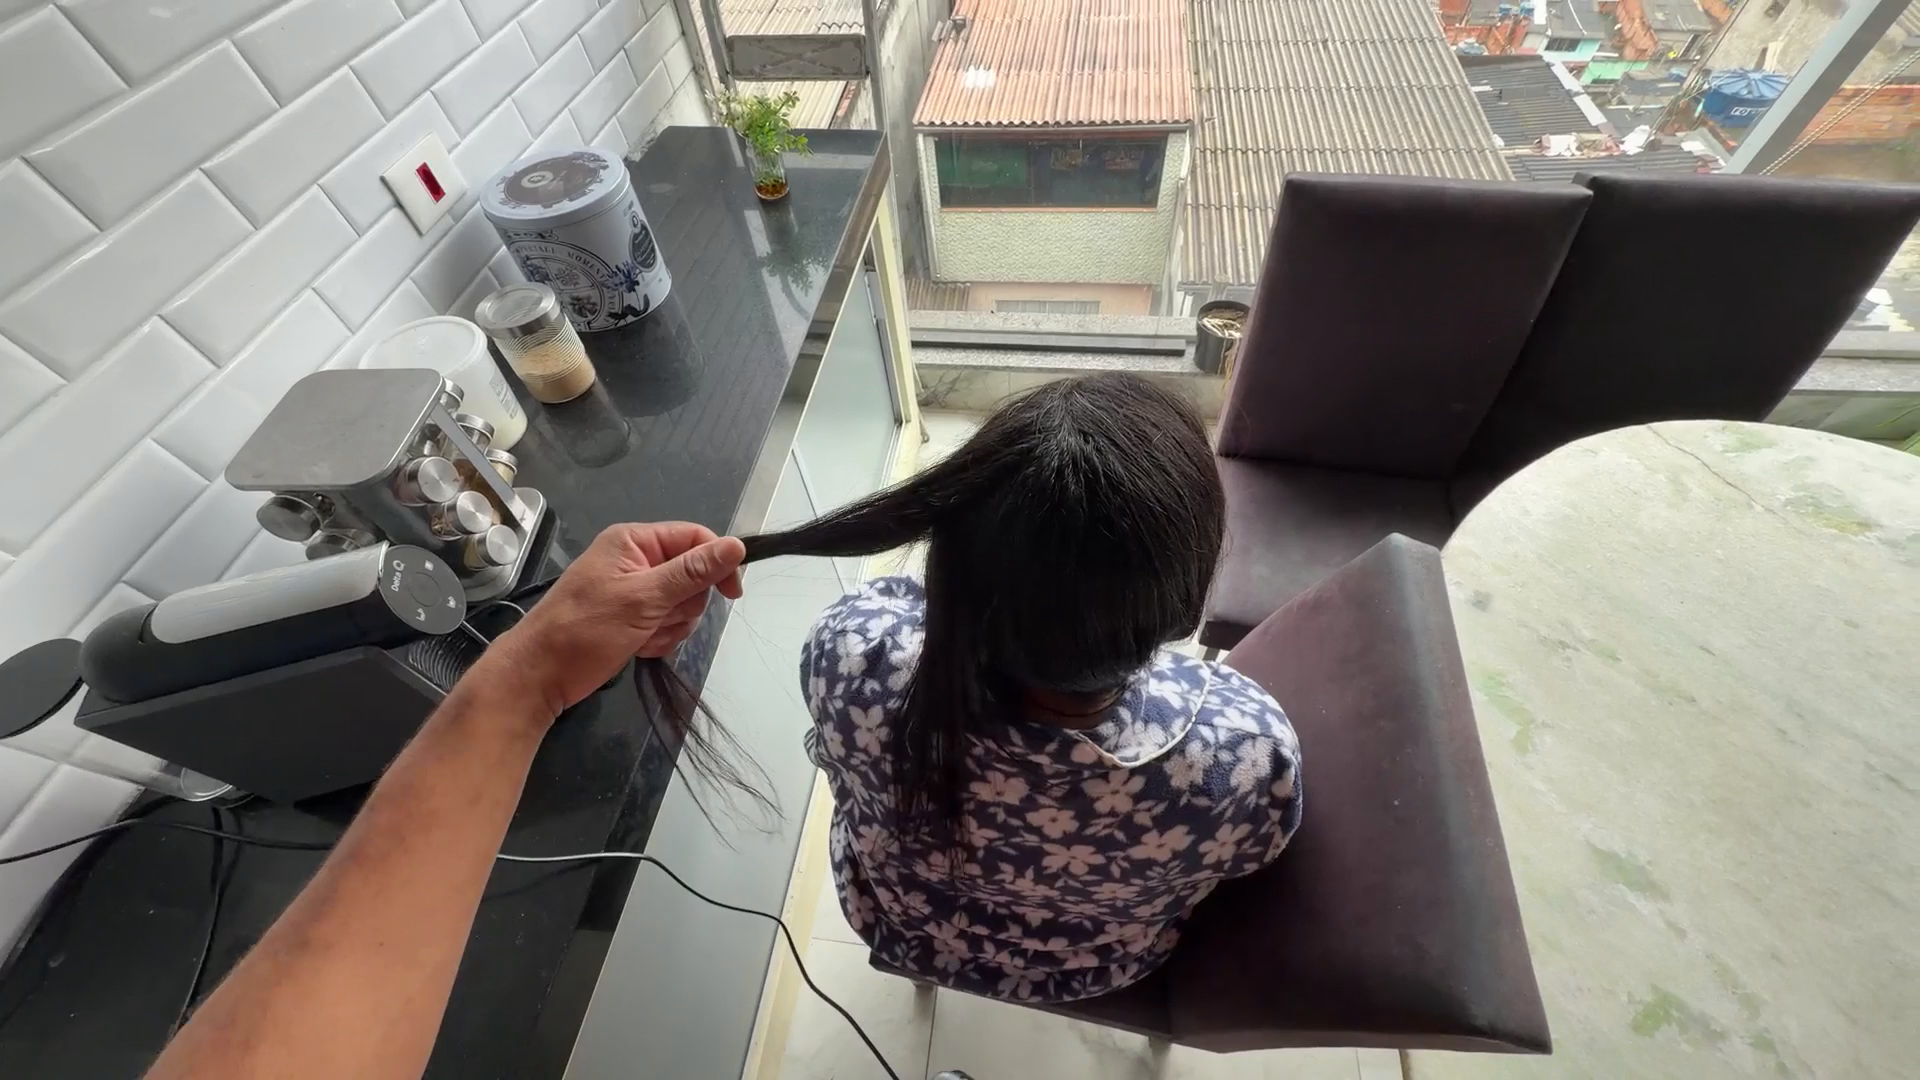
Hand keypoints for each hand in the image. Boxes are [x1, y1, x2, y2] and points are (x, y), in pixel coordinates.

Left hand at [480, 522, 745, 719]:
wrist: (539, 677)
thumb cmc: (585, 630)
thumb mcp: (644, 598)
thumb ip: (693, 571)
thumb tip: (737, 546)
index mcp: (635, 541)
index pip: (696, 538)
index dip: (718, 563)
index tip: (731, 595)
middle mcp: (637, 559)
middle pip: (694, 574)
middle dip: (684, 603)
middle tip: (659, 618)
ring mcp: (635, 589)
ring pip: (685, 603)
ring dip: (672, 625)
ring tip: (643, 635)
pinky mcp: (635, 616)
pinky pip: (670, 622)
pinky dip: (661, 637)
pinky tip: (639, 645)